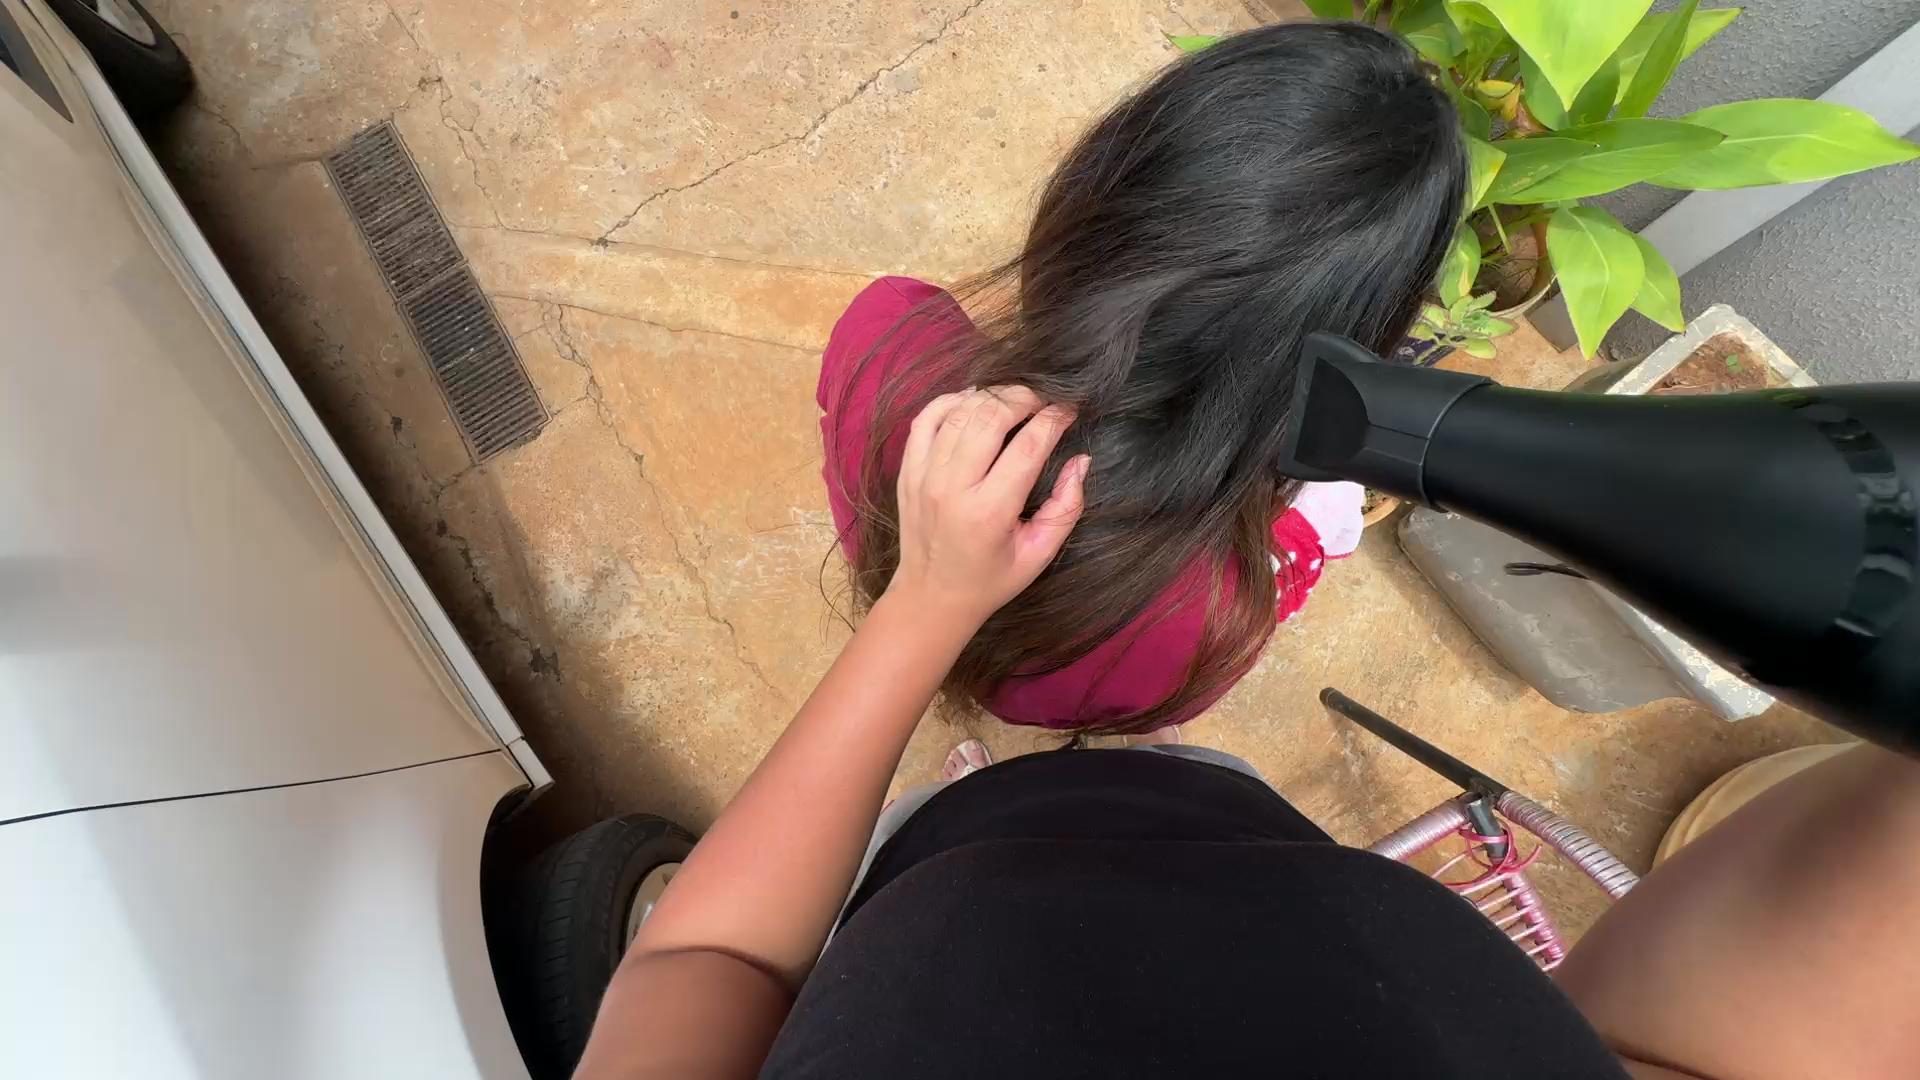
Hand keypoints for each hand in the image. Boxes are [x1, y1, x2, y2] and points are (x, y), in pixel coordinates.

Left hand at [885, 386, 1089, 630]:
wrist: (931, 596)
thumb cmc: (991, 579)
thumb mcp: (1038, 554)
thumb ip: (1066, 508)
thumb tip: (1081, 461)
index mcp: (989, 512)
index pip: (1028, 447)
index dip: (1053, 419)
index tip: (1070, 409)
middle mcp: (952, 489)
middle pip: (990, 418)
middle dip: (1024, 397)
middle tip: (1044, 397)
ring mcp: (924, 476)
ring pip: (959, 413)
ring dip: (991, 396)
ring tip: (1015, 398)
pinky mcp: (907, 471)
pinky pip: (926, 419)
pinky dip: (951, 401)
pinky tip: (974, 401)